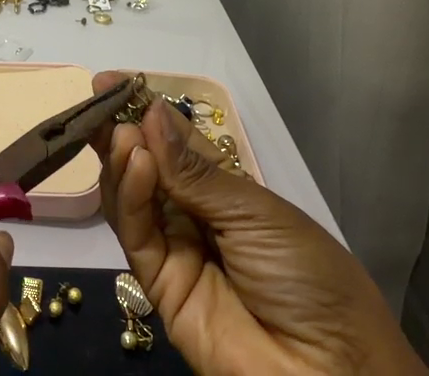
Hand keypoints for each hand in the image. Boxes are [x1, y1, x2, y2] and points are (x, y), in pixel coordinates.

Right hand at [92, 73, 428, 375]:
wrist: (328, 369)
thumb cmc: (308, 275)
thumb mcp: (257, 211)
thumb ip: (195, 170)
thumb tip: (150, 113)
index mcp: (227, 192)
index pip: (177, 142)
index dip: (146, 111)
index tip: (113, 81)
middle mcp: (195, 215)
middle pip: (147, 167)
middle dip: (122, 132)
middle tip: (100, 101)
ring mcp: (175, 250)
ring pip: (133, 198)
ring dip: (124, 160)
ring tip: (122, 134)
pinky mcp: (158, 286)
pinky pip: (137, 235)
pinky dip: (130, 197)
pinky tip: (136, 165)